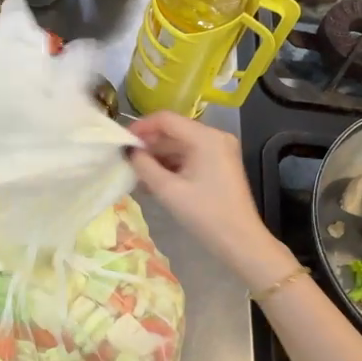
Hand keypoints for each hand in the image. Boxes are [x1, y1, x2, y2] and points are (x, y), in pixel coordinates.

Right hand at [126, 112, 293, 287]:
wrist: (240, 241)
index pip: (166, 120)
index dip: (140, 128)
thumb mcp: (168, 190)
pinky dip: (172, 166)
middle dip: (149, 145)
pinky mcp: (220, 164)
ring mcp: (220, 150)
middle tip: (126, 160)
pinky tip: (154, 181)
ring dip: (158, 158)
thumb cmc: (205, 214)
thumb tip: (128, 151)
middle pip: (174, 132)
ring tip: (137, 174)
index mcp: (205, 137)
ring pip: (181, 146)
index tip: (121, 142)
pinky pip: (191, 157)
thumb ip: (144, 166)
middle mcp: (215, 137)